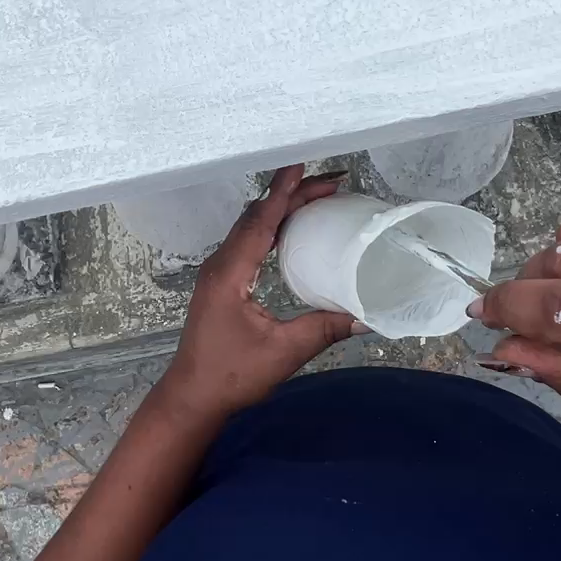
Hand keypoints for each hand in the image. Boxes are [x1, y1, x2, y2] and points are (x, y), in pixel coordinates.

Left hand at [154, 165, 363, 421]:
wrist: (193, 395)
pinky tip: (290, 231)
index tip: (301, 165)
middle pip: (257, 216)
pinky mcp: (221, 281)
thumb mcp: (283, 352)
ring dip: (279, 208)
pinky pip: (247, 241)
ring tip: (314, 198)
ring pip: (250, 226)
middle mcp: (221, 263)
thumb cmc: (232, 374)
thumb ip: (323, 330)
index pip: (260, 221)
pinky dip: (270, 226)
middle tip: (329, 183)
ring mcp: (218, 271)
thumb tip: (368, 318)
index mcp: (231, 272)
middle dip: (290, 195)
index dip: (282, 192)